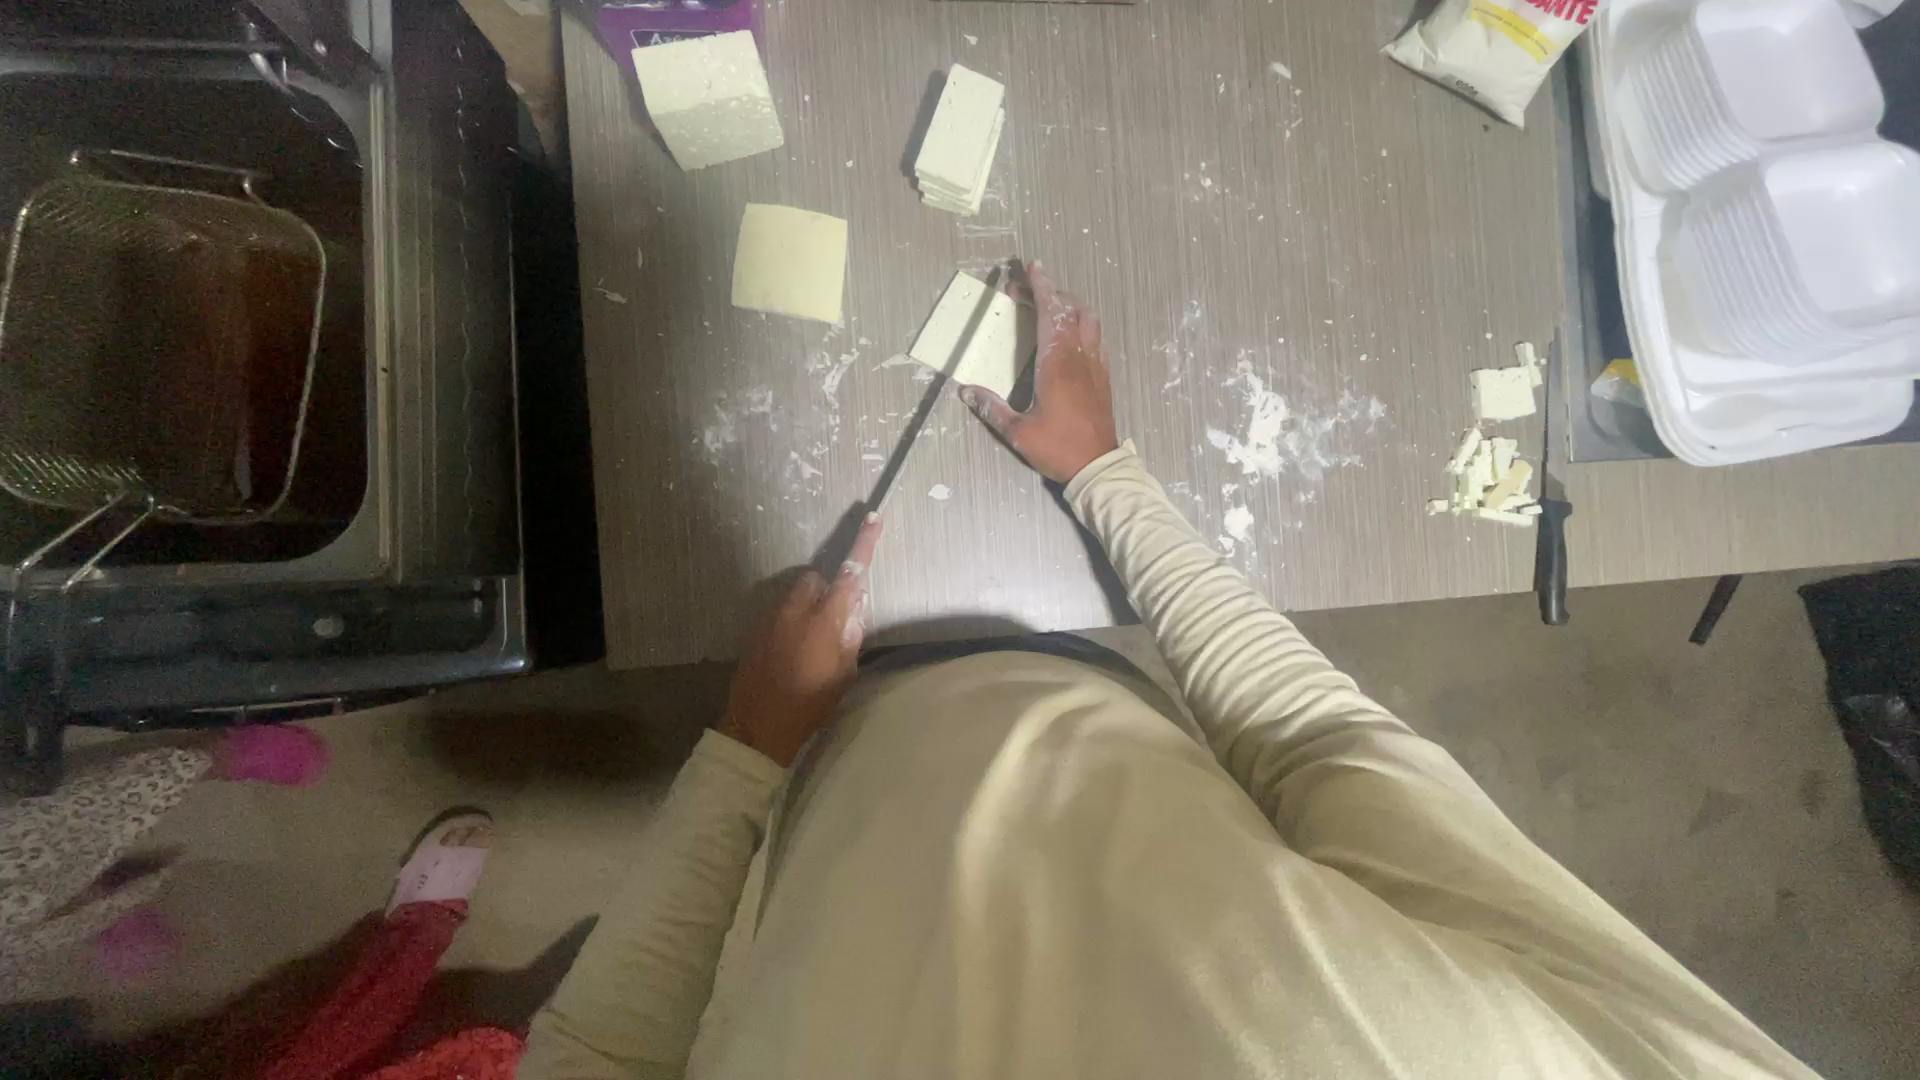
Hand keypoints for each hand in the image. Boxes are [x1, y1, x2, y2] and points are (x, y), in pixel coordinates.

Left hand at [719, 514, 882, 766]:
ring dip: (808, 604)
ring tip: (812, 640)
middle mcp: (796, 608)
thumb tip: (855, 607)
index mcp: (824, 619)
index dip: (863, 544)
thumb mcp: (844, 672)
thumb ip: (851, 633)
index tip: (872, 518)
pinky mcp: (756, 628)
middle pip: (816, 578)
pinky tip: (792, 649)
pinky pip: (781, 611)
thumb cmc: (810, 703)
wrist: (758, 726)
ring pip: (796, 594)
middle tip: (836, 618)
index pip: (850, 573)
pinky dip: (792, 619)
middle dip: (828, 588)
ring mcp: (771, 616)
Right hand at [958, 261, 1119, 483]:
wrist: (1097, 466)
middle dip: (1050, 293)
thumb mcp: (1018, 432)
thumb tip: (966, 391)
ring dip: (1071, 306)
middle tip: (1026, 292)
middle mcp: (1079, 357)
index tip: (1032, 267)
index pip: (1051, 313)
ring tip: (1052, 307)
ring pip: (1089, 320)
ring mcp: (1095, 365)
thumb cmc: (1057, 448)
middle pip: (1071, 309)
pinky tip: (1071, 337)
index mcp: (1056, 363)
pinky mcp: (1103, 377)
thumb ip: (992, 409)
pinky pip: (1096, 339)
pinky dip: (1082, 326)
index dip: (1041, 287)